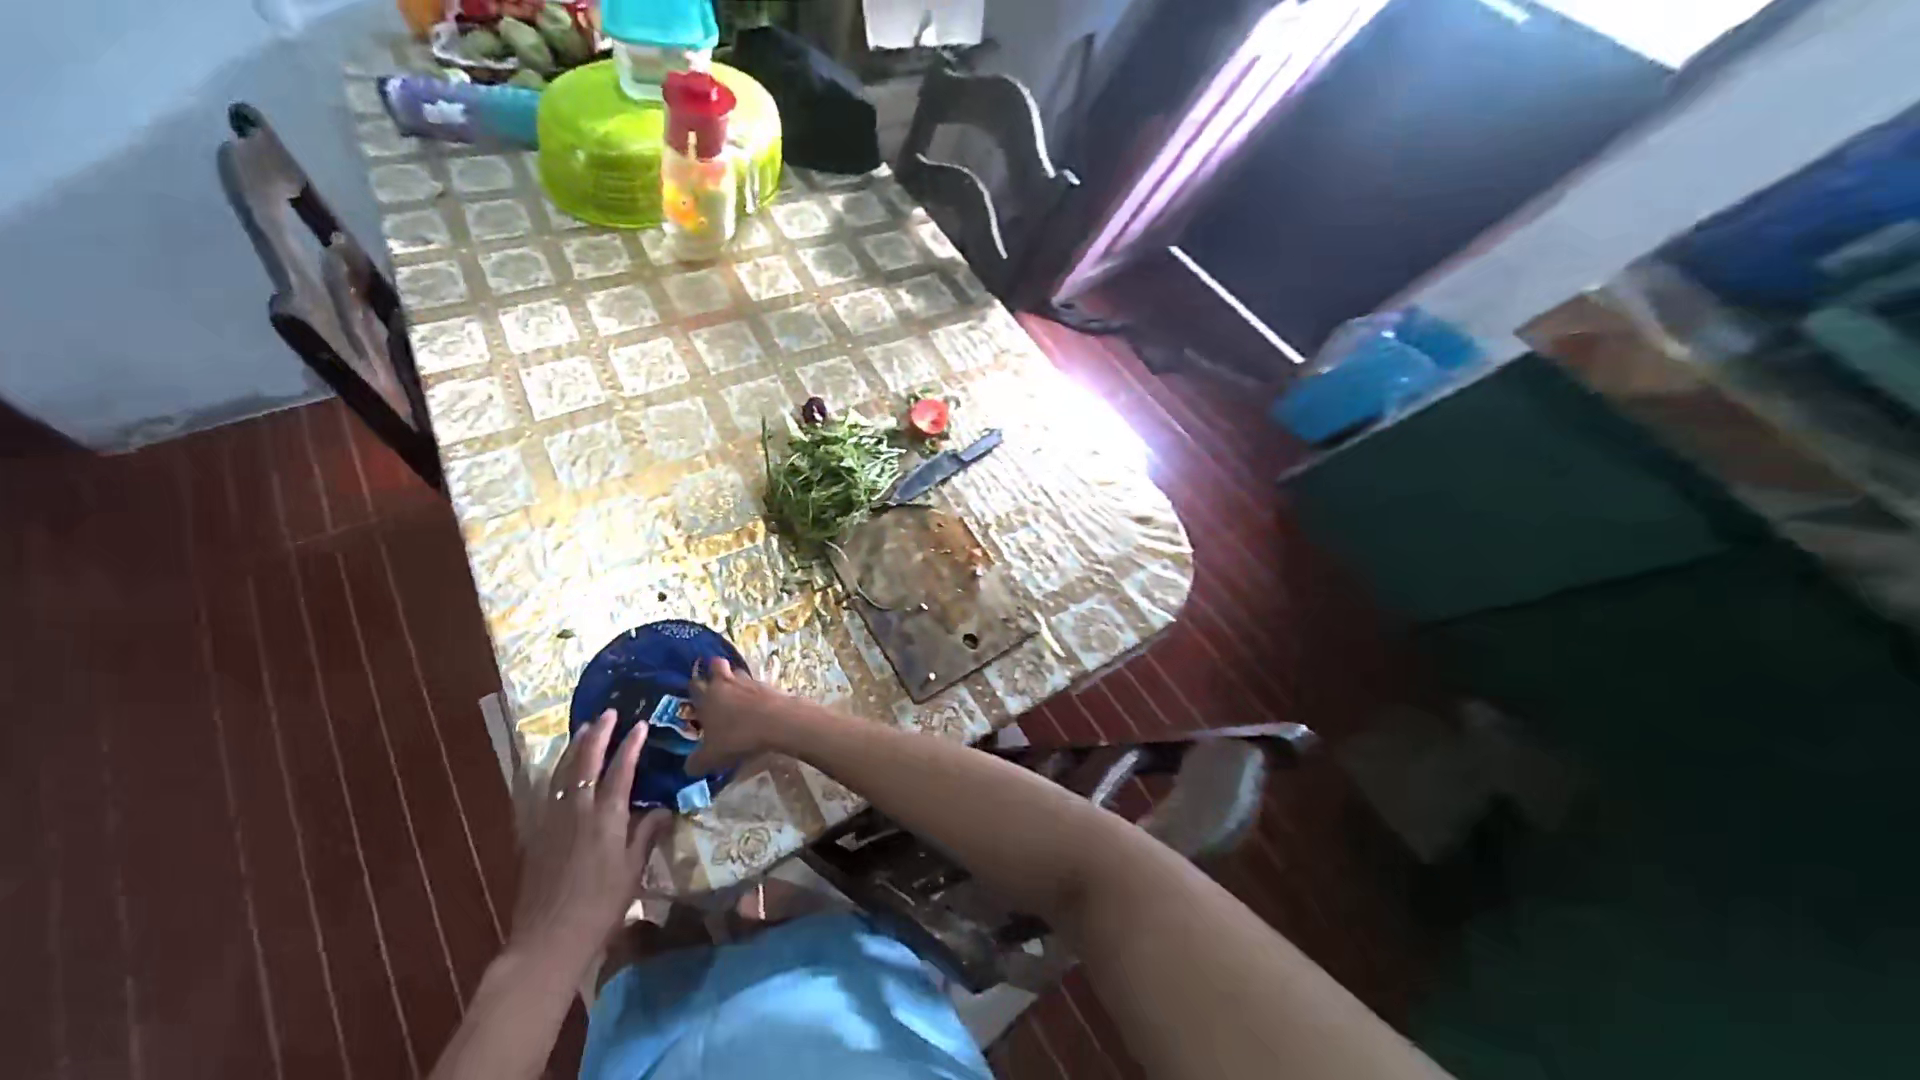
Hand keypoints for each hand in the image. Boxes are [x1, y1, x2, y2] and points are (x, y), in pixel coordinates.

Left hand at [506, 709, 670, 973]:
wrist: (549, 940)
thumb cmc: (601, 905)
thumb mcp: (634, 869)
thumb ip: (646, 832)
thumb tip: (662, 807)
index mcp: (605, 817)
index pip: (620, 770)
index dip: (631, 745)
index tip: (640, 724)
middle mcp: (577, 810)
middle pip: (586, 762)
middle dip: (598, 735)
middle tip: (608, 713)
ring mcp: (552, 820)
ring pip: (563, 772)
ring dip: (575, 747)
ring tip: (584, 729)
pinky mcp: (536, 834)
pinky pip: (547, 791)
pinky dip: (557, 771)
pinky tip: (560, 768)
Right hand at [685, 658, 793, 774]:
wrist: (777, 722)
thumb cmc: (738, 737)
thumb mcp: (711, 757)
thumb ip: (696, 762)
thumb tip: (689, 766)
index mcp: (706, 696)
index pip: (693, 684)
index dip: (693, 690)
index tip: (696, 700)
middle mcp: (725, 683)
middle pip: (716, 665)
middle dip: (714, 671)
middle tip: (716, 688)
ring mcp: (748, 680)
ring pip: (737, 671)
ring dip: (735, 680)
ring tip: (737, 696)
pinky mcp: (767, 683)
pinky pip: (756, 683)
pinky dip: (754, 691)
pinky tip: (756, 704)